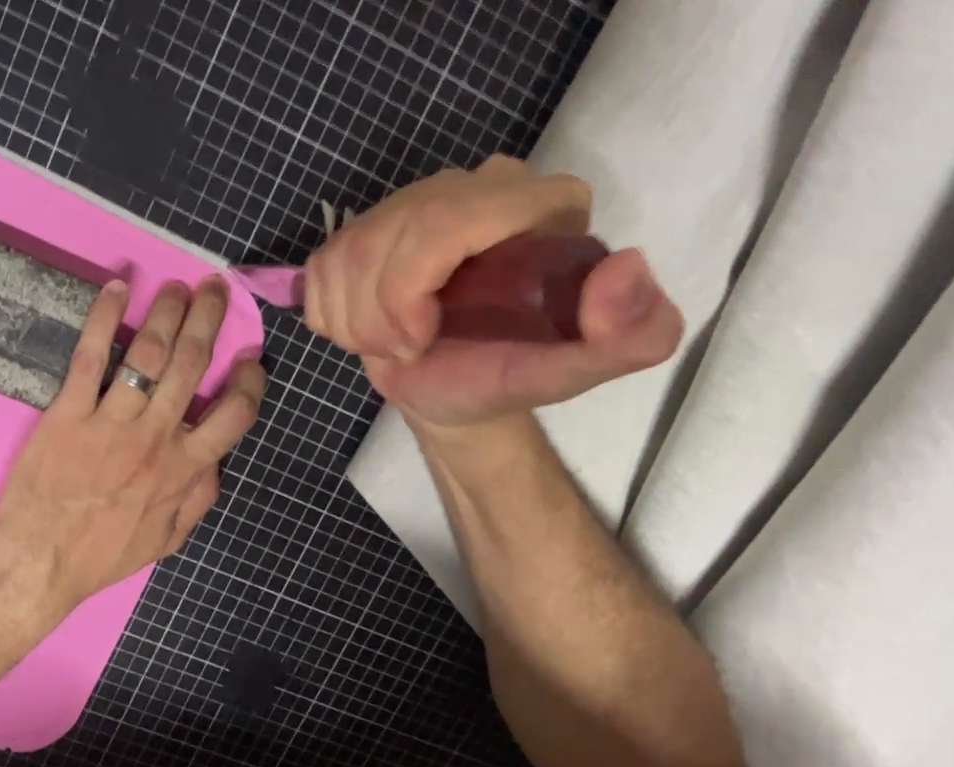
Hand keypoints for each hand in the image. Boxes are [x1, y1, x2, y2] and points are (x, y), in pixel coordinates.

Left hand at [0, 277, 267, 625]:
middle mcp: (154, 437)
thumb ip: (198, 500)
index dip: (249, 381)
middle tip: (214, 289)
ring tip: (176, 287)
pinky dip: (105, 318)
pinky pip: (90, 357)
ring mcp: (110, 422)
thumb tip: (218, 462)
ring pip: (149, 353)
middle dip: (209, 319)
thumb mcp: (165, 542)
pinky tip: (117, 289)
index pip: (234, 414)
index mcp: (183, 470)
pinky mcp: (68, 414)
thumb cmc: (101, 557)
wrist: (39, 563)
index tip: (249, 359)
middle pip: (192, 365)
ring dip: (167, 311)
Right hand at [302, 155, 684, 427]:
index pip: (448, 216)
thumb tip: (626, 265)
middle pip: (389, 232)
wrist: (446, 393)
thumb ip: (632, 334)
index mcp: (539, 204)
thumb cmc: (502, 379)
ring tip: (391, 344)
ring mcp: (412, 203)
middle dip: (381, 311)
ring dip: (356, 319)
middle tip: (405, 350)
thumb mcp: (573, 374)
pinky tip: (367, 328)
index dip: (412, 287)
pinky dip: (332, 316)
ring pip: (348, 249)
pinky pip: (321, 266)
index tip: (424, 339)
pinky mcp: (362, 231)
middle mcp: (476, 185)